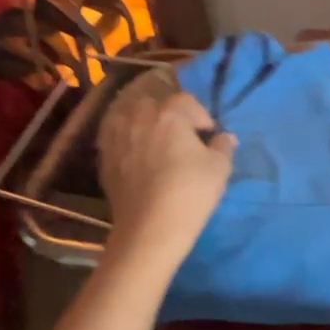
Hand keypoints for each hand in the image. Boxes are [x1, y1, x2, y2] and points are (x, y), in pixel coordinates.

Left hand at [97, 91, 235, 250]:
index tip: (208, 136)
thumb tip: (225, 137)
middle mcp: (139, 118)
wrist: (150, 228)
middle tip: (181, 138)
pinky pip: (117, 140)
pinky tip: (138, 161)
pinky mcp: (104, 160)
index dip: (200, 115)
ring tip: (155, 146)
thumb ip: (224, 146)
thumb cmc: (191, 192)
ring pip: (129, 119)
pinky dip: (127, 143)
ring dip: (143, 126)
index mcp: (169, 114)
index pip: (186, 100)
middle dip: (168, 116)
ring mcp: (117, 138)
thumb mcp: (220, 168)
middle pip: (154, 105)